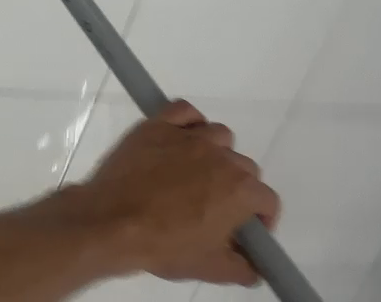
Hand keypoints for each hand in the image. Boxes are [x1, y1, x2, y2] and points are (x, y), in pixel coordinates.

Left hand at [76, 99, 280, 285]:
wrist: (113, 220)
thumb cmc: (166, 245)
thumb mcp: (215, 269)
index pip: (267, 200)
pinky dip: (188, 119)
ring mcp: (185, 136)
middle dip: (236, 186)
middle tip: (216, 204)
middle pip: (243, 166)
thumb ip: (245, 267)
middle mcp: (219, 156)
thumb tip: (253, 265)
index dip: (260, 217)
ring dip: (215, 152)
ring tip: (197, 172)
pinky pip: (182, 109)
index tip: (245, 229)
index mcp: (241, 190)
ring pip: (217, 135)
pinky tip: (181, 137)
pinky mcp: (155, 125)